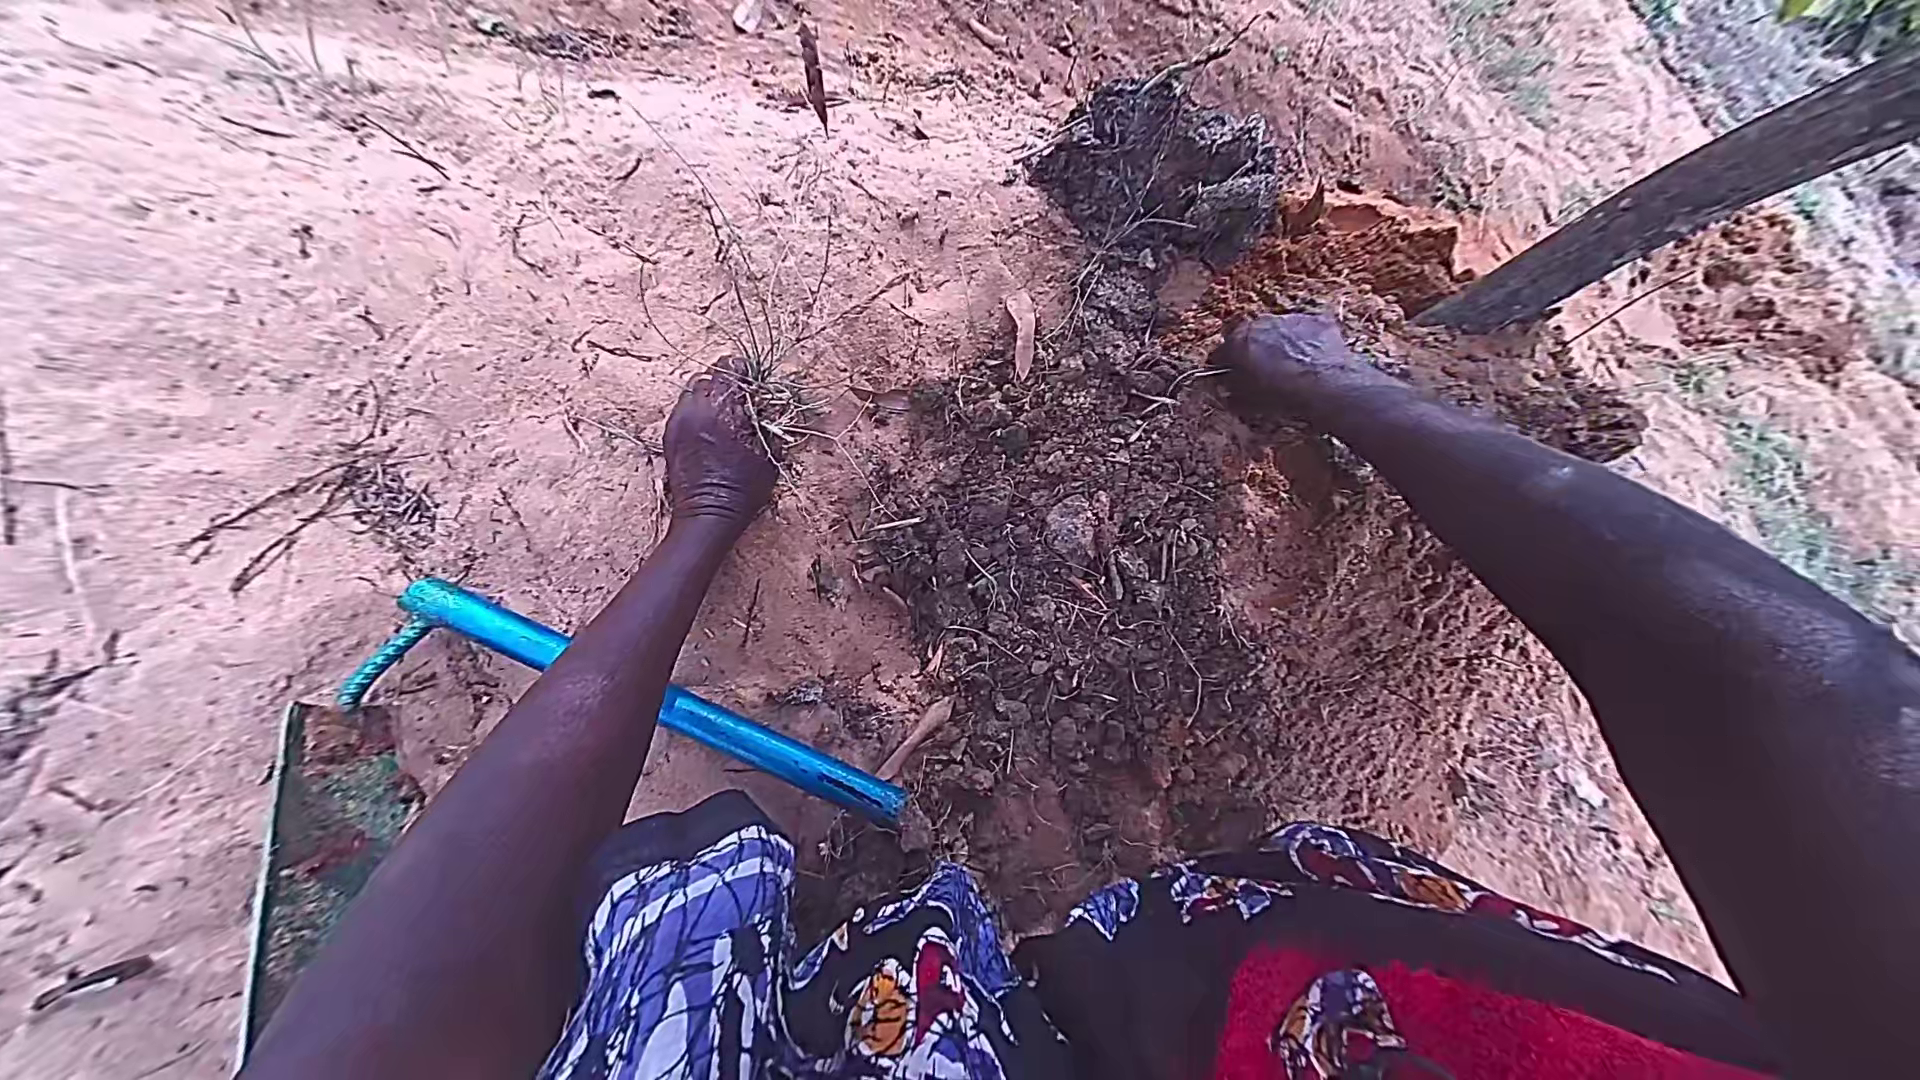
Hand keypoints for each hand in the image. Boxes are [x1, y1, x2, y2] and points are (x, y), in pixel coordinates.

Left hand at [663, 365, 776, 533]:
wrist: (708, 514)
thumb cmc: (744, 489)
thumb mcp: (769, 456)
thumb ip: (768, 425)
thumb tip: (767, 406)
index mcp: (724, 409)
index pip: (730, 368)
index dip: (745, 373)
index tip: (754, 385)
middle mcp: (698, 408)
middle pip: (710, 377)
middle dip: (726, 386)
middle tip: (740, 401)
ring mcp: (679, 420)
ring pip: (694, 391)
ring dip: (710, 398)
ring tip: (723, 415)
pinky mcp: (669, 434)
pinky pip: (684, 410)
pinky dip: (698, 413)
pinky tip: (710, 430)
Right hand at [1208, 313, 1391, 416]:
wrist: (1327, 386)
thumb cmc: (1280, 395)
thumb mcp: (1245, 400)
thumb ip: (1230, 388)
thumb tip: (1226, 385)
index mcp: (1237, 341)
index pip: (1220, 352)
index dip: (1222, 366)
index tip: (1227, 377)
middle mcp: (1260, 323)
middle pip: (1249, 336)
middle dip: (1250, 350)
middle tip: (1257, 371)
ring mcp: (1290, 318)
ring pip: (1276, 331)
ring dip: (1277, 344)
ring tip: (1287, 367)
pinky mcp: (1317, 320)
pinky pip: (1303, 330)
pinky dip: (1303, 342)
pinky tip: (1309, 361)